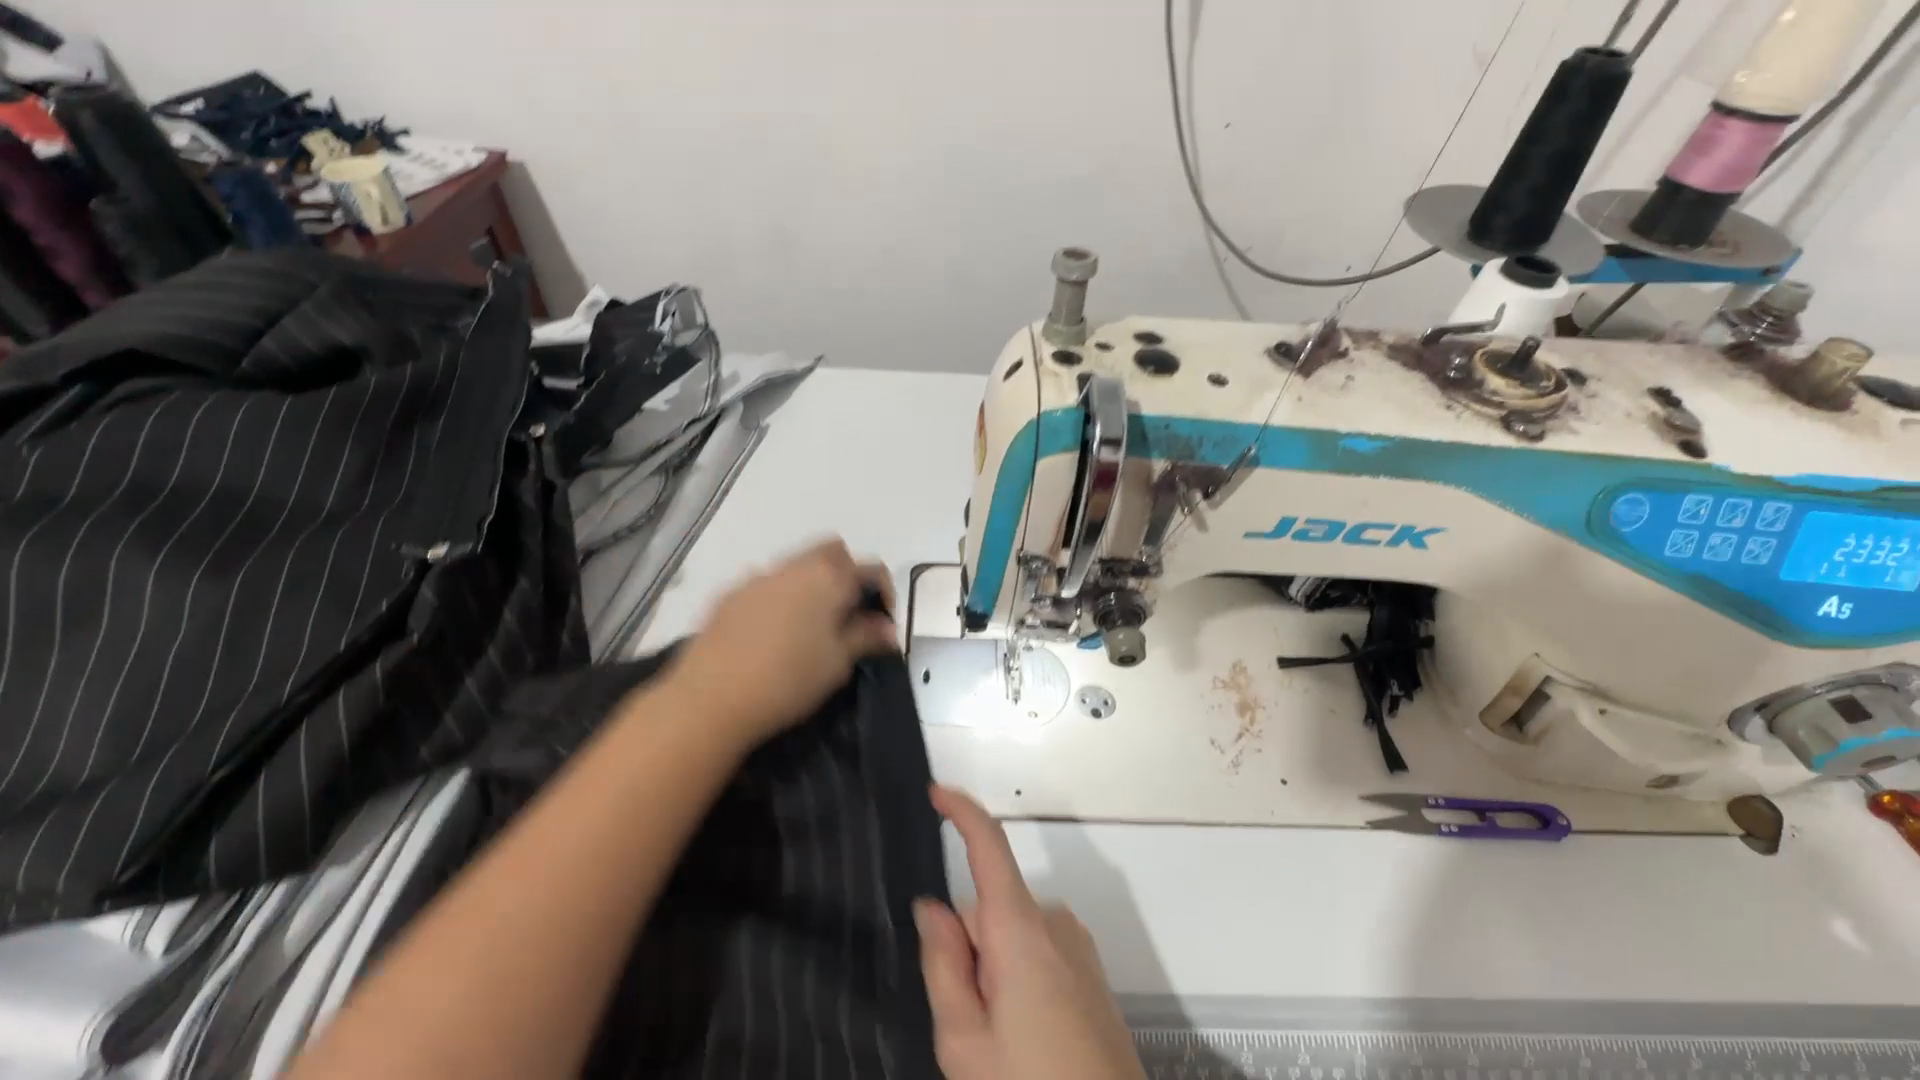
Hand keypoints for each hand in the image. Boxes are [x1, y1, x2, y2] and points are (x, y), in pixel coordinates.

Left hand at [659, 538, 897, 747]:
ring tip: (808, 630)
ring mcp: (756, 577)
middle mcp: (793, 566)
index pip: (871, 568)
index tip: (881, 625)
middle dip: (846, 576)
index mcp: (828, 578)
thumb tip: (887, 627)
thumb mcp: (838, 664)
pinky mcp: (728, 596)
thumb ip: (865, 637)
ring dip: (810, 587)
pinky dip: (778, 601)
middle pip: (831, 553)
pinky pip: (765, 586)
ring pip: (795, 568)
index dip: (884, 593)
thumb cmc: (788, 681)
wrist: (710, 698)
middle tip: (847, 616)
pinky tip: (771, 636)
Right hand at [916, 785, 1144, 1079]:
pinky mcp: (1091, 970)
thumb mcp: (965, 1039)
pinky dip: (1020, 980)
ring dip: (994, 972)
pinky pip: (1037, 952)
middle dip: (968, 950)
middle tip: (971, 1021)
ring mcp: (1078, 945)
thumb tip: (933, 907)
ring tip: (1003, 1040)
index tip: (936, 793)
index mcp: (1021, 929)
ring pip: (1011, 936)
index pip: (989, 847)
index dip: (961, 812)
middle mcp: (1055, 922)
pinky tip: (1029, 1036)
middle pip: (988, 909)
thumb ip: (944, 964)